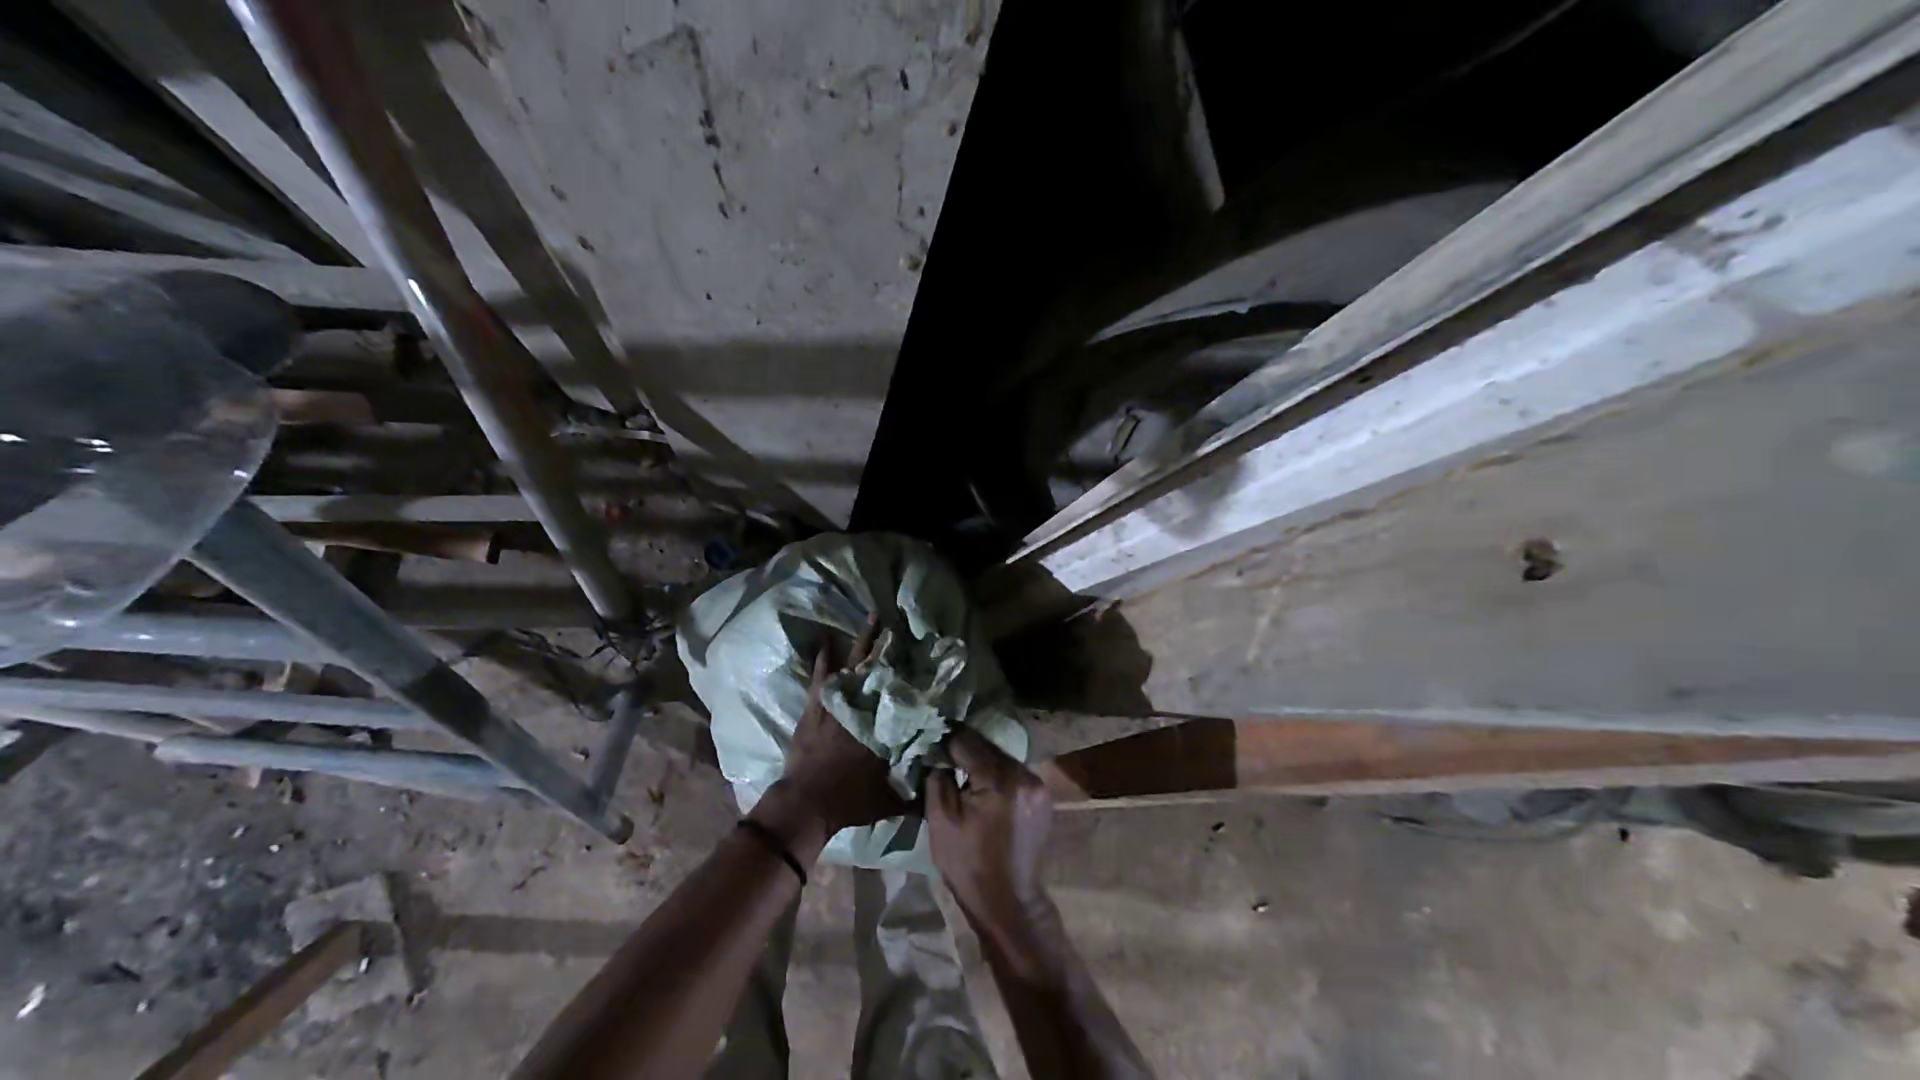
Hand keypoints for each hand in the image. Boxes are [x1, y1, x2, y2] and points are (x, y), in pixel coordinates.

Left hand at [771, 615, 905, 834]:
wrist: (808, 804)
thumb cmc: (849, 802)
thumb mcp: (889, 803)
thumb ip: (914, 797)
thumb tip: (940, 792)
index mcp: (884, 730)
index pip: (904, 695)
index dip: (915, 674)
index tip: (927, 655)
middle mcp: (864, 710)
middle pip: (881, 673)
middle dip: (891, 648)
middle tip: (900, 625)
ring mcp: (838, 706)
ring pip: (853, 668)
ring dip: (863, 644)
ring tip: (873, 618)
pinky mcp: (816, 709)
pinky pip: (821, 679)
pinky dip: (824, 660)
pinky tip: (826, 642)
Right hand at [927, 726, 1054, 932]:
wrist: (1007, 900)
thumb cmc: (969, 864)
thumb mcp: (940, 820)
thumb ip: (938, 778)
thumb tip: (937, 754)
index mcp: (1000, 780)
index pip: (967, 741)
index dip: (945, 742)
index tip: (929, 745)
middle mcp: (1025, 775)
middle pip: (987, 747)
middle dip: (963, 749)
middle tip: (941, 756)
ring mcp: (1038, 785)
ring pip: (1001, 758)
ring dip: (980, 761)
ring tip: (959, 770)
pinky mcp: (1042, 795)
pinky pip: (1013, 772)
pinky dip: (996, 774)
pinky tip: (982, 786)